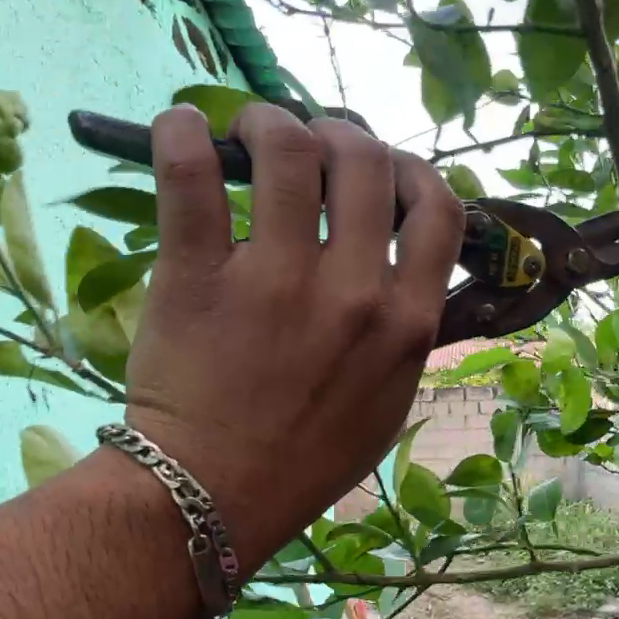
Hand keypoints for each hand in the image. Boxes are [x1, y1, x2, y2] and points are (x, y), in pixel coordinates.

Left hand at [120, 103, 462, 566]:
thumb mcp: (391, 400)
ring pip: (288, 149)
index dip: (413, 170)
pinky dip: (181, 132)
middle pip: (365, 160)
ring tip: (251, 131)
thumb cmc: (311, 456)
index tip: (384, 172)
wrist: (216, 496)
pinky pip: (190, 175)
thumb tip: (409, 270)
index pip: (437, 208)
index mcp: (407, 319)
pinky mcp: (198, 276)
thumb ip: (409, 332)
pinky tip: (180, 124)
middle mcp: (354, 290)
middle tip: (311, 142)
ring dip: (269, 122)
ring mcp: (277, 279)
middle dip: (340, 133)